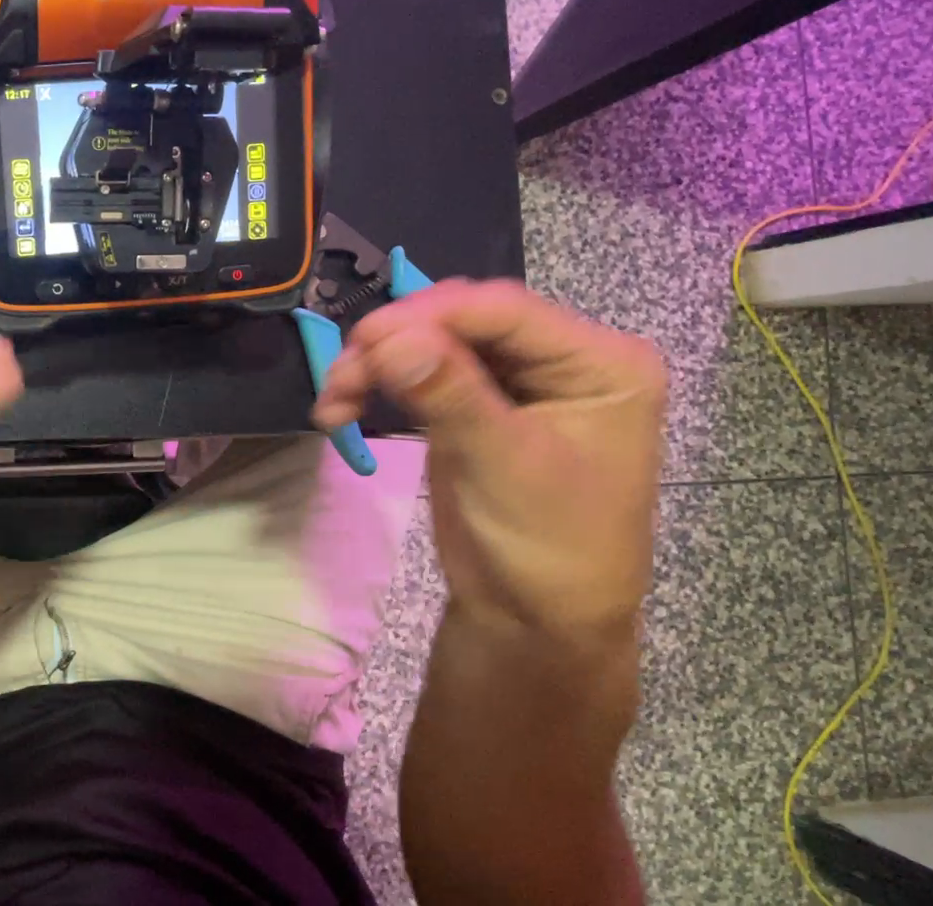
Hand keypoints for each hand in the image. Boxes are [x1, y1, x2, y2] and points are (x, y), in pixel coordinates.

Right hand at [313, 280, 665, 637]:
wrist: (533, 620)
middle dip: (394, 341)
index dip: (429, 316)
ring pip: (430, 343)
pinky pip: (418, 374)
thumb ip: (450, 394)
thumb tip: (388, 335)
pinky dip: (377, 385)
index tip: (363, 340)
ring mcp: (513, 381)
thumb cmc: (547, 547)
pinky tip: (342, 409)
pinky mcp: (472, 404)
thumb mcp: (505, 466)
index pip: (505, 311)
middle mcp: (559, 359)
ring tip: (333, 401)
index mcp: (599, 363)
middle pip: (461, 321)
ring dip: (375, 364)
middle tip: (341, 376)